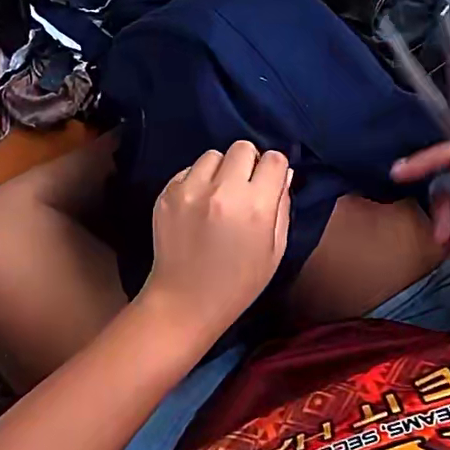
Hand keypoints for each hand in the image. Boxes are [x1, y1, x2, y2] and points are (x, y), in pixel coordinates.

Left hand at [144, 142, 291, 334]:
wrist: (185, 301)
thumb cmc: (239, 282)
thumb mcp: (275, 250)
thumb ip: (282, 207)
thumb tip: (283, 175)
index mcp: (255, 206)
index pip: (274, 160)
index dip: (275, 170)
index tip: (270, 183)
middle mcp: (222, 191)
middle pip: (243, 148)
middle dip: (249, 164)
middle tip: (245, 187)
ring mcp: (190, 190)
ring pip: (213, 155)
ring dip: (221, 170)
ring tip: (219, 195)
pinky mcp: (166, 194)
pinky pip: (189, 170)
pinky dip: (197, 182)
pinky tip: (198, 207)